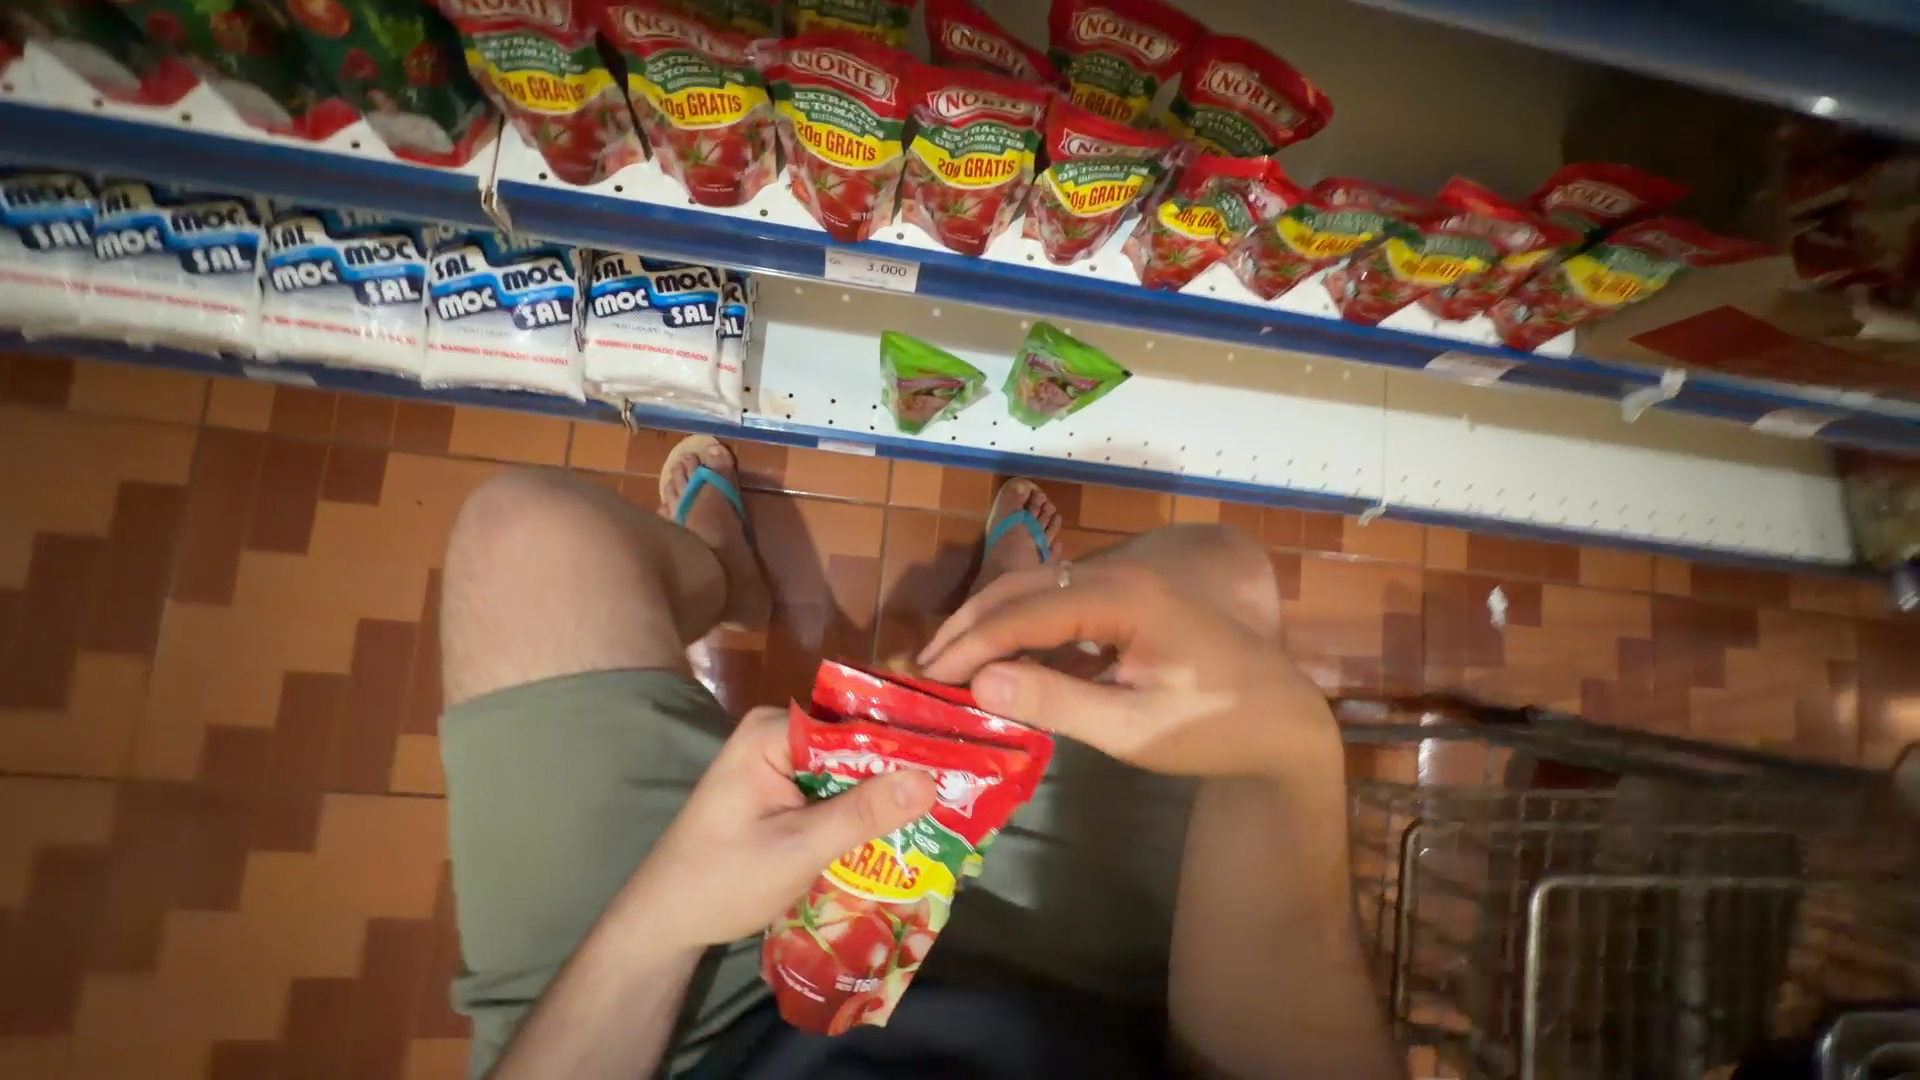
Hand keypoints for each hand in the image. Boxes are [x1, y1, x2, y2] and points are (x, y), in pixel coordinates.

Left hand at [620, 706, 936, 948]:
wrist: (665, 921)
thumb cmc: (721, 881)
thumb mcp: (797, 849)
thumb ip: (862, 813)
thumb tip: (930, 779)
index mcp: (774, 730)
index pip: (855, 720)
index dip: (906, 736)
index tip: (960, 754)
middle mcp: (780, 731)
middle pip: (856, 739)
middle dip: (903, 764)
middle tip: (965, 782)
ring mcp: (782, 758)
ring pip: (851, 764)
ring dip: (888, 787)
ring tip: (951, 800)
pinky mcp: (787, 785)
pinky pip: (838, 784)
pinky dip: (866, 803)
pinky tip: (907, 820)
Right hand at [917, 560, 1340, 781]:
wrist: (1278, 720)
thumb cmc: (1211, 728)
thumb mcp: (1132, 728)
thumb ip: (1057, 702)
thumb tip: (980, 682)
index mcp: (1122, 599)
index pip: (1024, 611)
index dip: (971, 643)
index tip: (929, 676)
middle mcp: (1117, 576)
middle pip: (1023, 586)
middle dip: (970, 624)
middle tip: (925, 665)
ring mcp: (1123, 582)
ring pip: (1037, 587)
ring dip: (991, 620)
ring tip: (950, 658)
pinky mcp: (1125, 598)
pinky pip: (1058, 599)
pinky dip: (1020, 624)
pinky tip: (1002, 655)